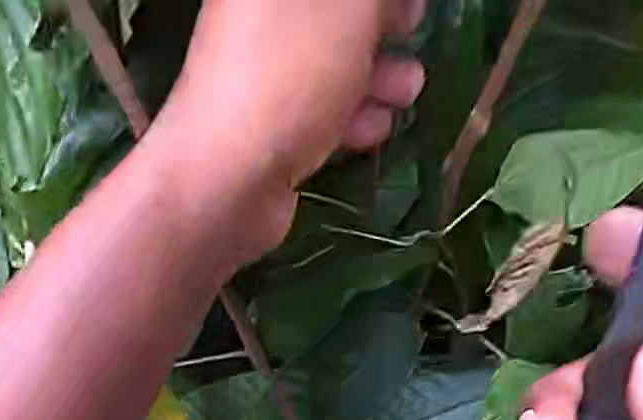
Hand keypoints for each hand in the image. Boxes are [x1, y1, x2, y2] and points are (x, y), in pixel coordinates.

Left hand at [148, 0, 426, 252]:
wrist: (229, 179)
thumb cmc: (289, 73)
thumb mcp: (348, 6)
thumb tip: (389, 3)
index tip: (410, 1)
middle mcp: (259, 18)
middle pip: (330, 14)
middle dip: (381, 21)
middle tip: (413, 28)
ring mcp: (260, 78)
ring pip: (328, 65)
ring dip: (376, 74)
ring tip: (409, 91)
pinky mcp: (267, 131)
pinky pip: (316, 113)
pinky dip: (349, 117)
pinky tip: (377, 128)